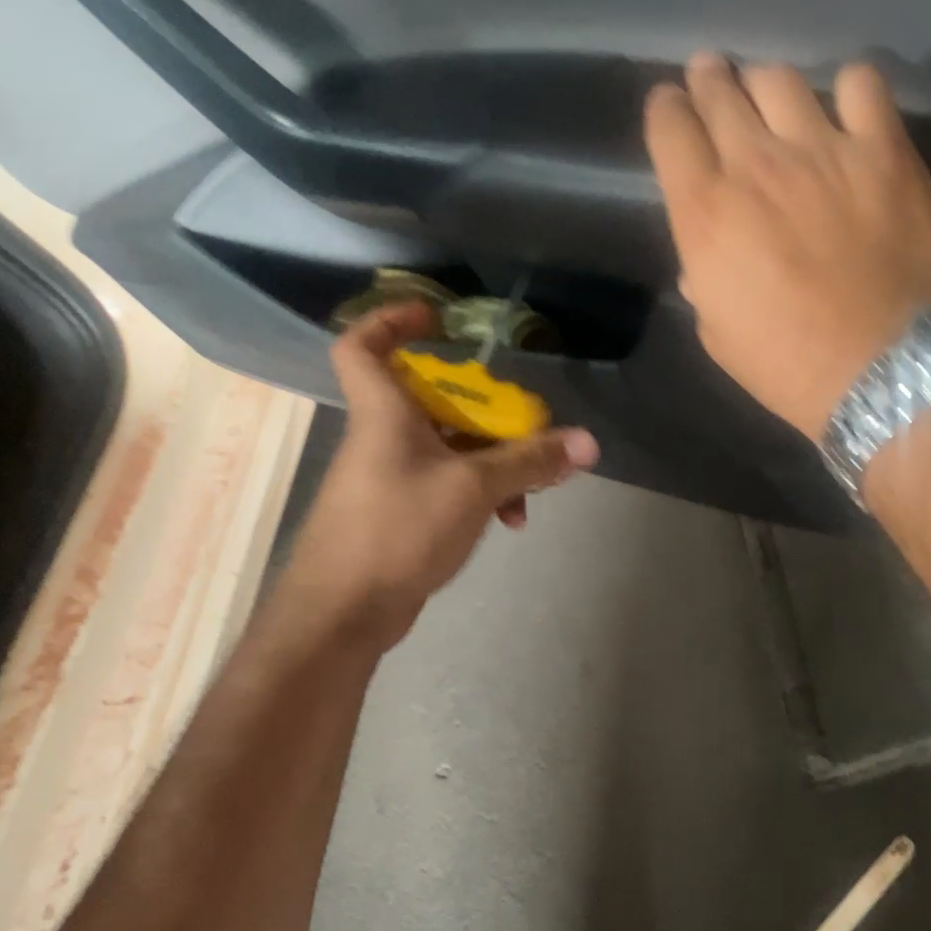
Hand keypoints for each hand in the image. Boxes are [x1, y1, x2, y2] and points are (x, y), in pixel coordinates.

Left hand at [283, 302, 598, 645]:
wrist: (342, 613)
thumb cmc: (396, 530)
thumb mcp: (473, 488)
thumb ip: (530, 462)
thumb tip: (588, 443)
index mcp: (385, 413)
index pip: (362, 347)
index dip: (391, 321)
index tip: (436, 317)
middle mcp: (384, 437)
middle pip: (434, 398)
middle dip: (487, 408)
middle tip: (527, 422)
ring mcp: (391, 476)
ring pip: (450, 446)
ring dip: (495, 460)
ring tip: (530, 489)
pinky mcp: (401, 512)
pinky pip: (450, 482)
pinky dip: (482, 491)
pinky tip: (510, 518)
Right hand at [645, 53, 930, 440]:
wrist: (886, 374)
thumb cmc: (793, 369)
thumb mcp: (720, 336)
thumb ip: (705, 280)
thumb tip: (706, 258)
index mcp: (705, 212)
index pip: (669, 125)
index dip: (668, 111)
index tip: (676, 113)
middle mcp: (756, 165)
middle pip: (719, 90)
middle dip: (710, 82)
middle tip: (718, 86)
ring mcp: (824, 151)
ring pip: (780, 79)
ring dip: (768, 85)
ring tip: (777, 102)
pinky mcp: (886, 152)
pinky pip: (862, 86)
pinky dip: (850, 92)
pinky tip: (850, 115)